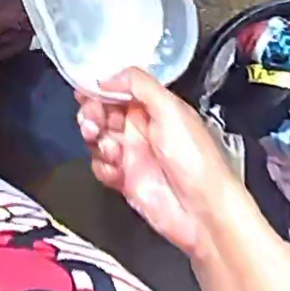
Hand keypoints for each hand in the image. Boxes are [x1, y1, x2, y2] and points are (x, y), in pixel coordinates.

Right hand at [77, 68, 245, 262]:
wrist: (204, 213)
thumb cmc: (195, 159)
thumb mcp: (170, 109)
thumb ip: (138, 83)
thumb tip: (107, 77)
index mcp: (152, 107)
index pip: (116, 90)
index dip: (99, 90)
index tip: (85, 91)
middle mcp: (139, 128)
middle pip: (101, 111)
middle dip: (91, 114)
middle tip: (92, 122)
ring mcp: (131, 154)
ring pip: (96, 137)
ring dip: (95, 139)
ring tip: (109, 149)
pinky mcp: (124, 179)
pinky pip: (99, 165)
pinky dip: (102, 166)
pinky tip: (115, 170)